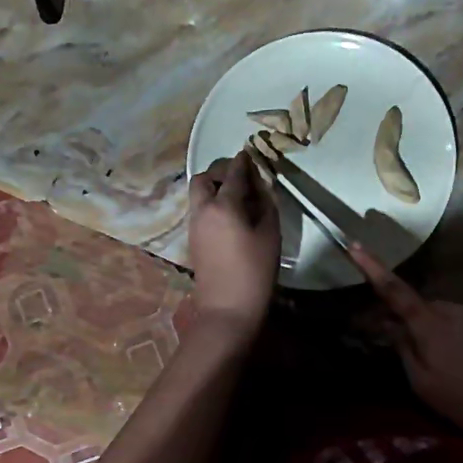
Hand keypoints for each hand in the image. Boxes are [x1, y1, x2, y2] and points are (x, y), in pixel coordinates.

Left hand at [187, 152, 279, 335]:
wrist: (227, 308)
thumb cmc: (255, 272)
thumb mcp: (270, 235)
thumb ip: (265, 205)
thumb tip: (259, 188)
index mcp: (223, 205)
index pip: (233, 173)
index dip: (244, 162)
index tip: (251, 154)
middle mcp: (202, 210)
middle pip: (204, 178)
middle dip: (220, 171)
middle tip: (240, 177)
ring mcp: (193, 225)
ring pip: (198, 195)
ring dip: (213, 188)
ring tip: (236, 197)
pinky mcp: (192, 240)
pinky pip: (198, 210)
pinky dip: (210, 203)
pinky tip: (229, 215)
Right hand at [349, 244, 462, 462]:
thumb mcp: (425, 384)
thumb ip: (404, 351)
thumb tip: (391, 327)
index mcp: (431, 322)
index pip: (393, 290)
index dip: (371, 268)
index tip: (354, 244)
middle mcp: (455, 308)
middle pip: (420, 308)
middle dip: (407, 323)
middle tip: (400, 353)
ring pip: (443, 319)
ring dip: (435, 337)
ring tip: (444, 374)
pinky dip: (457, 344)